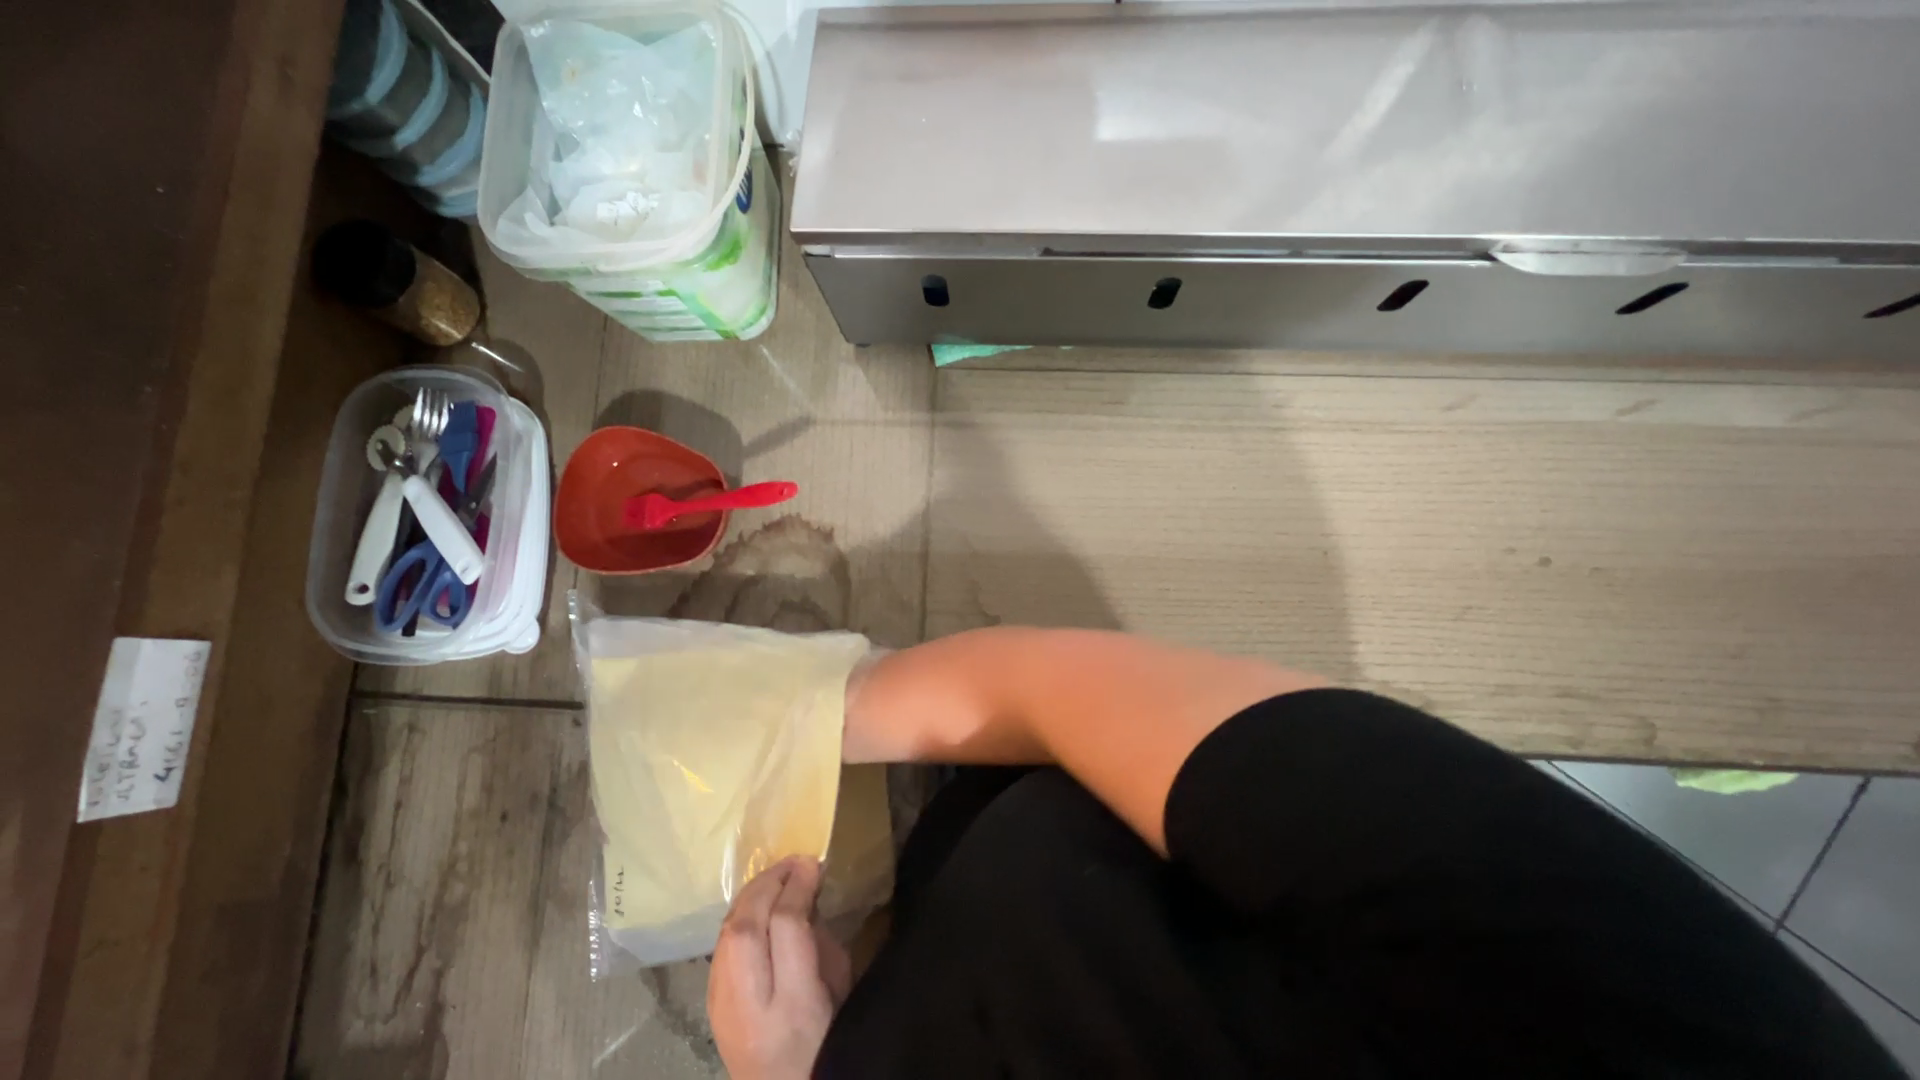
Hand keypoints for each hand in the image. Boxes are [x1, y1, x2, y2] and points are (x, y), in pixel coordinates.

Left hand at [709, 856, 852, 1079]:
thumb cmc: (826, 1042)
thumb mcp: (840, 993)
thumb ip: (823, 944)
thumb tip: (806, 898)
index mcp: (793, 1005)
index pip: (785, 927)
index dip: (797, 887)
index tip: (813, 864)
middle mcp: (749, 1005)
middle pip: (746, 925)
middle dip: (769, 884)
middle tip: (793, 862)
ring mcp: (721, 1007)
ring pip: (726, 932)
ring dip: (751, 896)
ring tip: (775, 877)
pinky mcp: (709, 1005)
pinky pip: (721, 946)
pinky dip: (739, 917)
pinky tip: (756, 906)